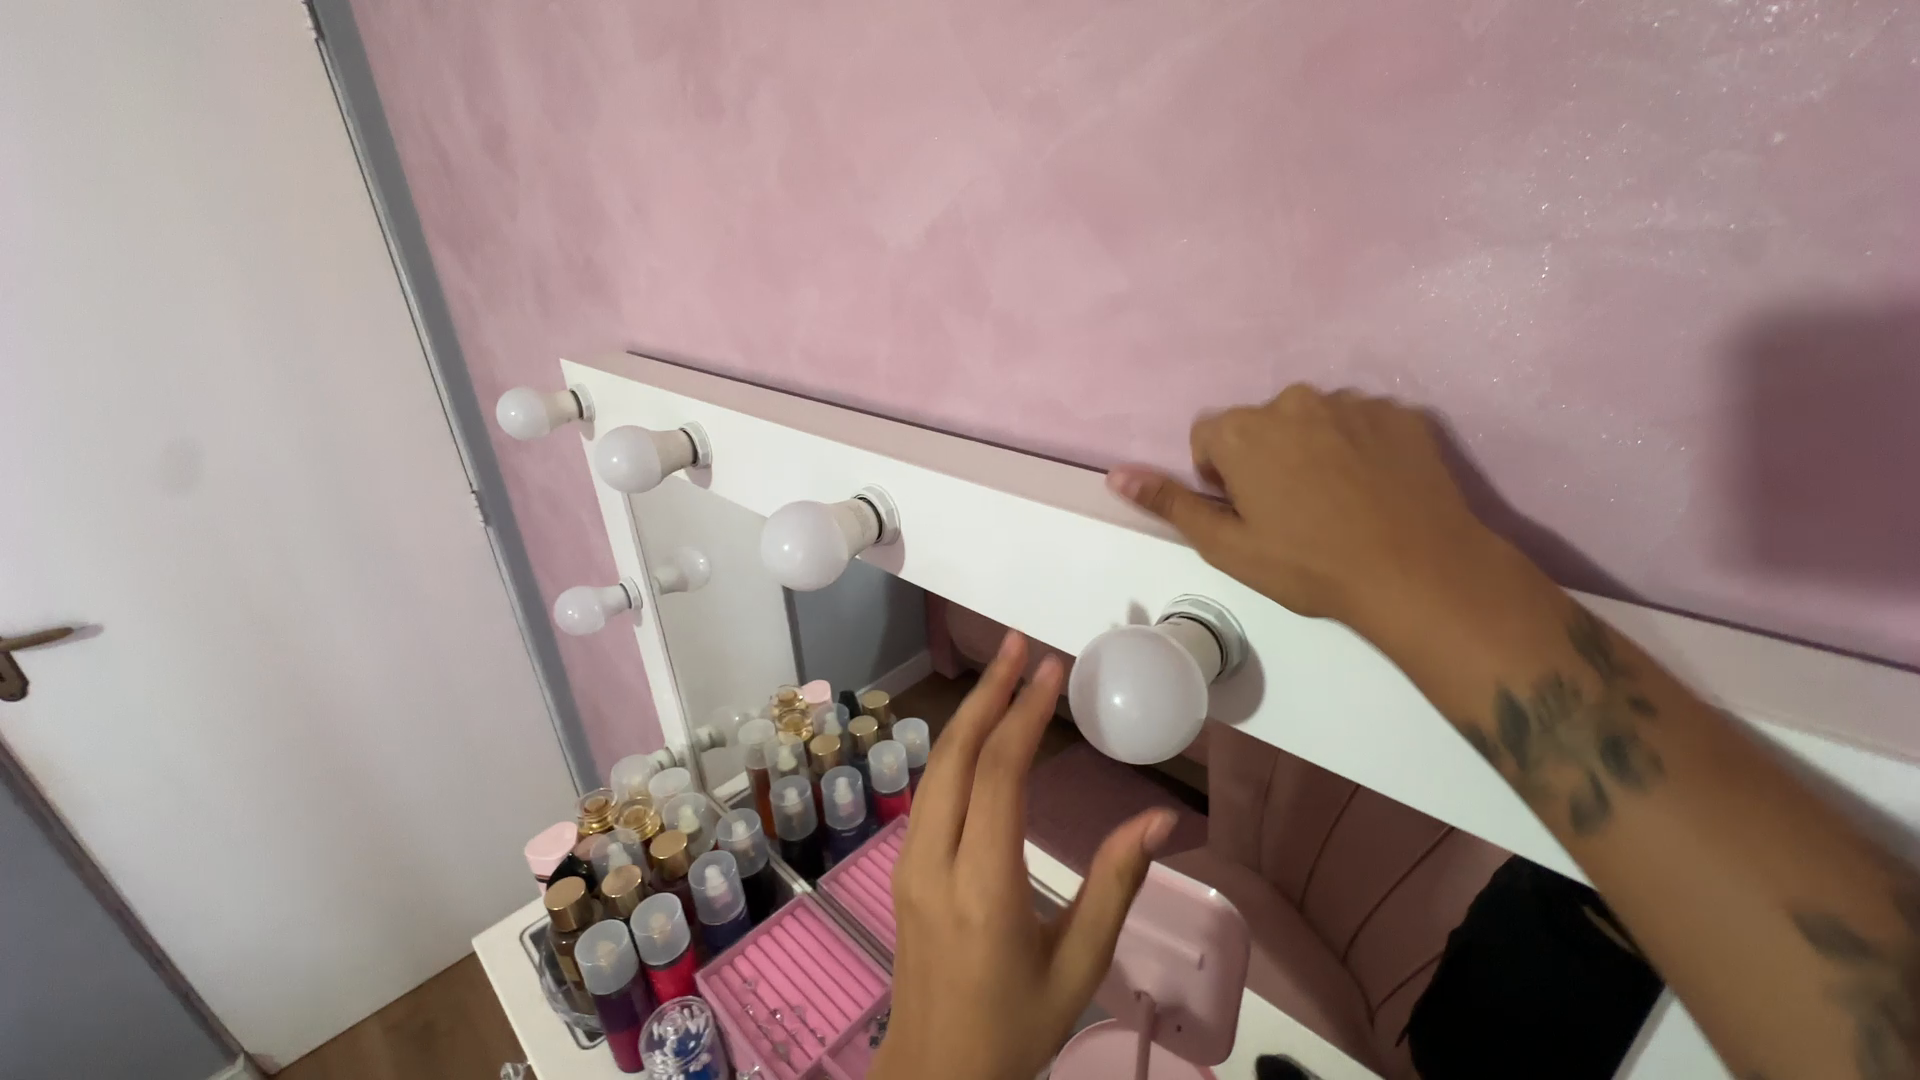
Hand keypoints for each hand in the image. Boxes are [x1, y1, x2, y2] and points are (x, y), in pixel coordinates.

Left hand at [870, 631, 1178, 1079]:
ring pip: (935, 767)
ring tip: (1003, 673)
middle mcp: (934, 861)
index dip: (1024, 715)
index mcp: (982, 886)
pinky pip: (930, 790)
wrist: (935, 1074)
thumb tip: (1160, 819)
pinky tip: (982, 731)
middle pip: (955, 754)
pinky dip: (957, 747)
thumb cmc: (1015, 1026)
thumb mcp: (1079, 966)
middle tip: (1018, 645)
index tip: (1049, 669)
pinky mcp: (904, 866)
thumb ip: (1115, 885)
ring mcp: (908, 861)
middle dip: (988, 692)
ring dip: (969, 713)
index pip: (998, 776)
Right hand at [1106, 385, 1514, 633]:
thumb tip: (1116, 474)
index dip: (1219, 475)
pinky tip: (1374, 489)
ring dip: (1311, 449)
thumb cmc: (1308, 564)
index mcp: (1244, 431)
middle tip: (1291, 510)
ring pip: (1312, 420)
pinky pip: (1362, 422)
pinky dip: (1359, 447)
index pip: (1208, 436)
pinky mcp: (1402, 413)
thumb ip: (1169, 503)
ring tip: (1337, 501)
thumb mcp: (1226, 544)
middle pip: (1260, 424)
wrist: (1417, 571)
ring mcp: (1354, 402)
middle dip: (1264, 457)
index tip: (1247, 510)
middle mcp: (1294, 401)